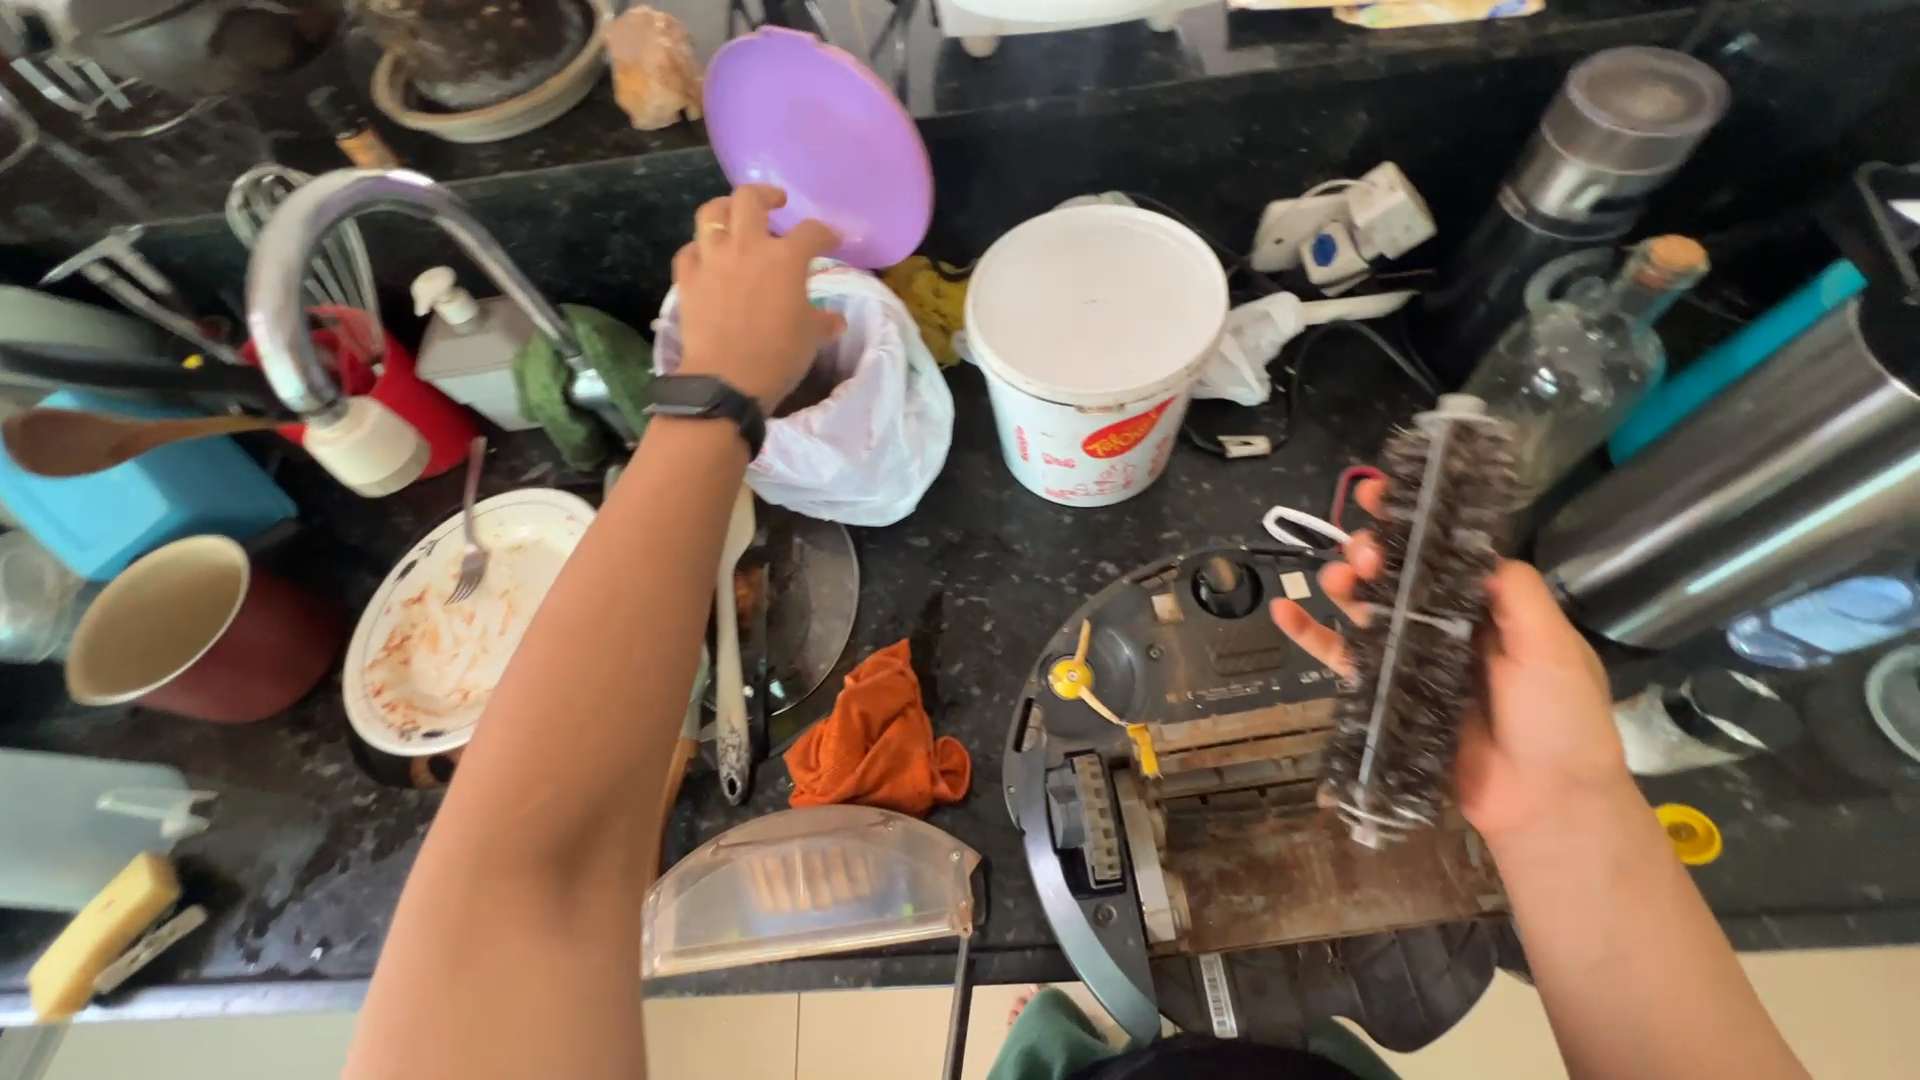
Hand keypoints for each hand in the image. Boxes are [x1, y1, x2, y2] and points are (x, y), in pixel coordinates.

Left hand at [672, 185, 846, 411]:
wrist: (727, 379)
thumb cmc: (779, 356)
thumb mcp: (812, 338)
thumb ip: (825, 322)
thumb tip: (836, 320)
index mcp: (786, 258)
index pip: (811, 232)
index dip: (826, 233)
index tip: (833, 240)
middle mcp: (747, 246)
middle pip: (751, 199)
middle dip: (767, 194)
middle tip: (777, 202)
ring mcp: (712, 258)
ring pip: (712, 212)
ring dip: (725, 207)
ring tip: (734, 215)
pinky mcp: (687, 277)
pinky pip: (689, 250)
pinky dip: (699, 249)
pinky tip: (707, 256)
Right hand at [1269, 480, 1637, 850]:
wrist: (1542, 800)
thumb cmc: (1558, 718)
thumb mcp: (1552, 646)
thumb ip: (1515, 594)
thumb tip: (1471, 548)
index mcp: (1485, 609)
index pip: (1440, 554)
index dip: (1409, 522)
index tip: (1379, 495)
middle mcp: (1443, 626)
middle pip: (1395, 578)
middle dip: (1374, 554)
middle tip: (1365, 553)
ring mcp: (1408, 659)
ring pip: (1363, 610)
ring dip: (1343, 585)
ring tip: (1337, 578)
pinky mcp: (1381, 692)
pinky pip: (1338, 658)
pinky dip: (1309, 634)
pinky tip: (1285, 612)